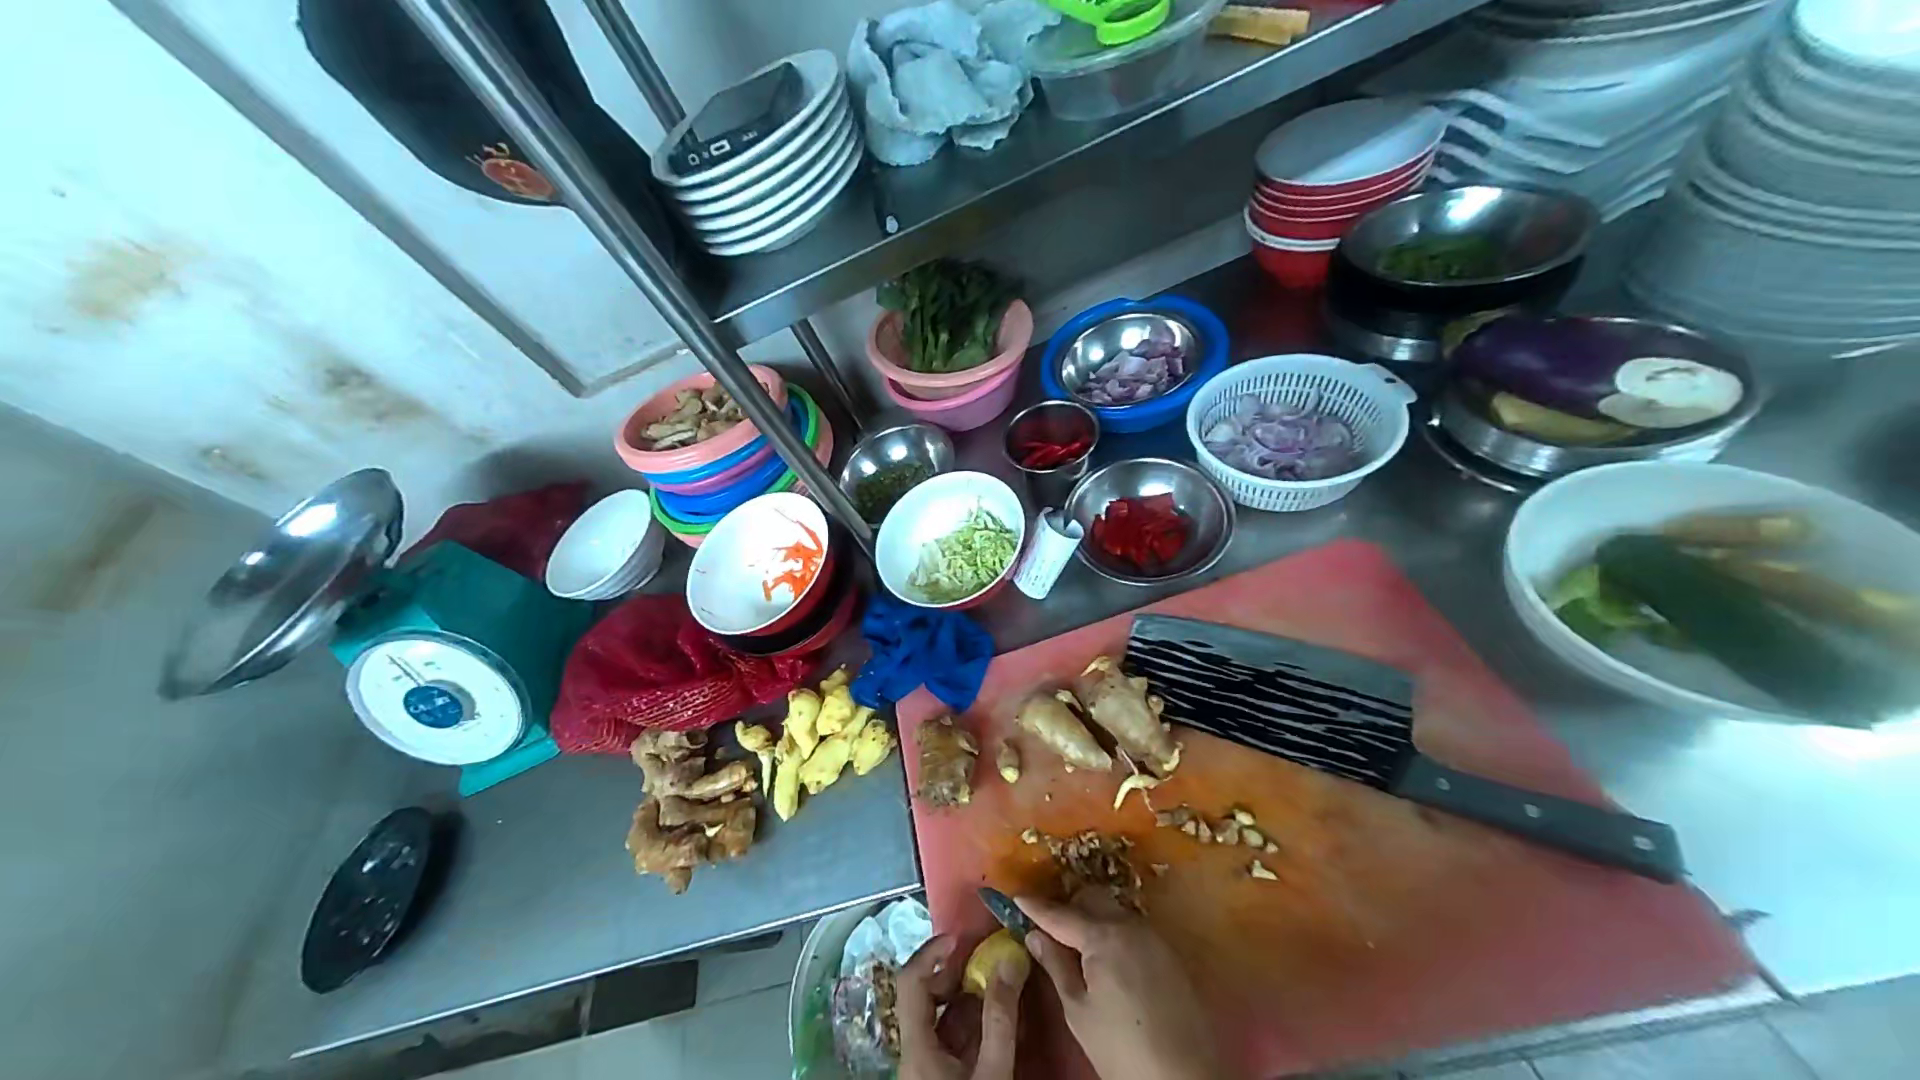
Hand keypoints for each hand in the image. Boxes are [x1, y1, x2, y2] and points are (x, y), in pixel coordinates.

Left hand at [896, 934, 1028, 1079]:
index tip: (957, 938)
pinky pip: (952, 1042)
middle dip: (957, 975)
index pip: (910, 981)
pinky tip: (998, 1019)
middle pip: (927, 997)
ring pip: (942, 1020)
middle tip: (988, 961)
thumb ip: (1000, 1018)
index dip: (930, 953)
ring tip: (1000, 984)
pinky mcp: (940, 1079)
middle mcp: (914, 1052)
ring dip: (969, 999)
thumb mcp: (993, 1072)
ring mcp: (926, 1067)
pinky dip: (973, 1025)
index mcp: (916, 1047)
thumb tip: (1011, 959)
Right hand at [1018, 892, 1228, 1079]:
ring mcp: (1153, 937)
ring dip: (1092, 917)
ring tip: (1077, 945)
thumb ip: (1056, 966)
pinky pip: (1132, 928)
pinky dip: (1113, 932)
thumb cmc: (1122, 1049)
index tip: (1016, 898)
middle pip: (1091, 898)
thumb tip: (1034, 935)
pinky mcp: (1168, 953)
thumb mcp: (1078, 1011)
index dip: (1035, 907)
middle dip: (1068, 906)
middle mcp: (1129, 925)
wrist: (1186, 1078)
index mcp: (1103, 937)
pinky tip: (1107, 959)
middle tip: (1048, 927)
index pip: (1060, 914)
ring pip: (1114, 910)